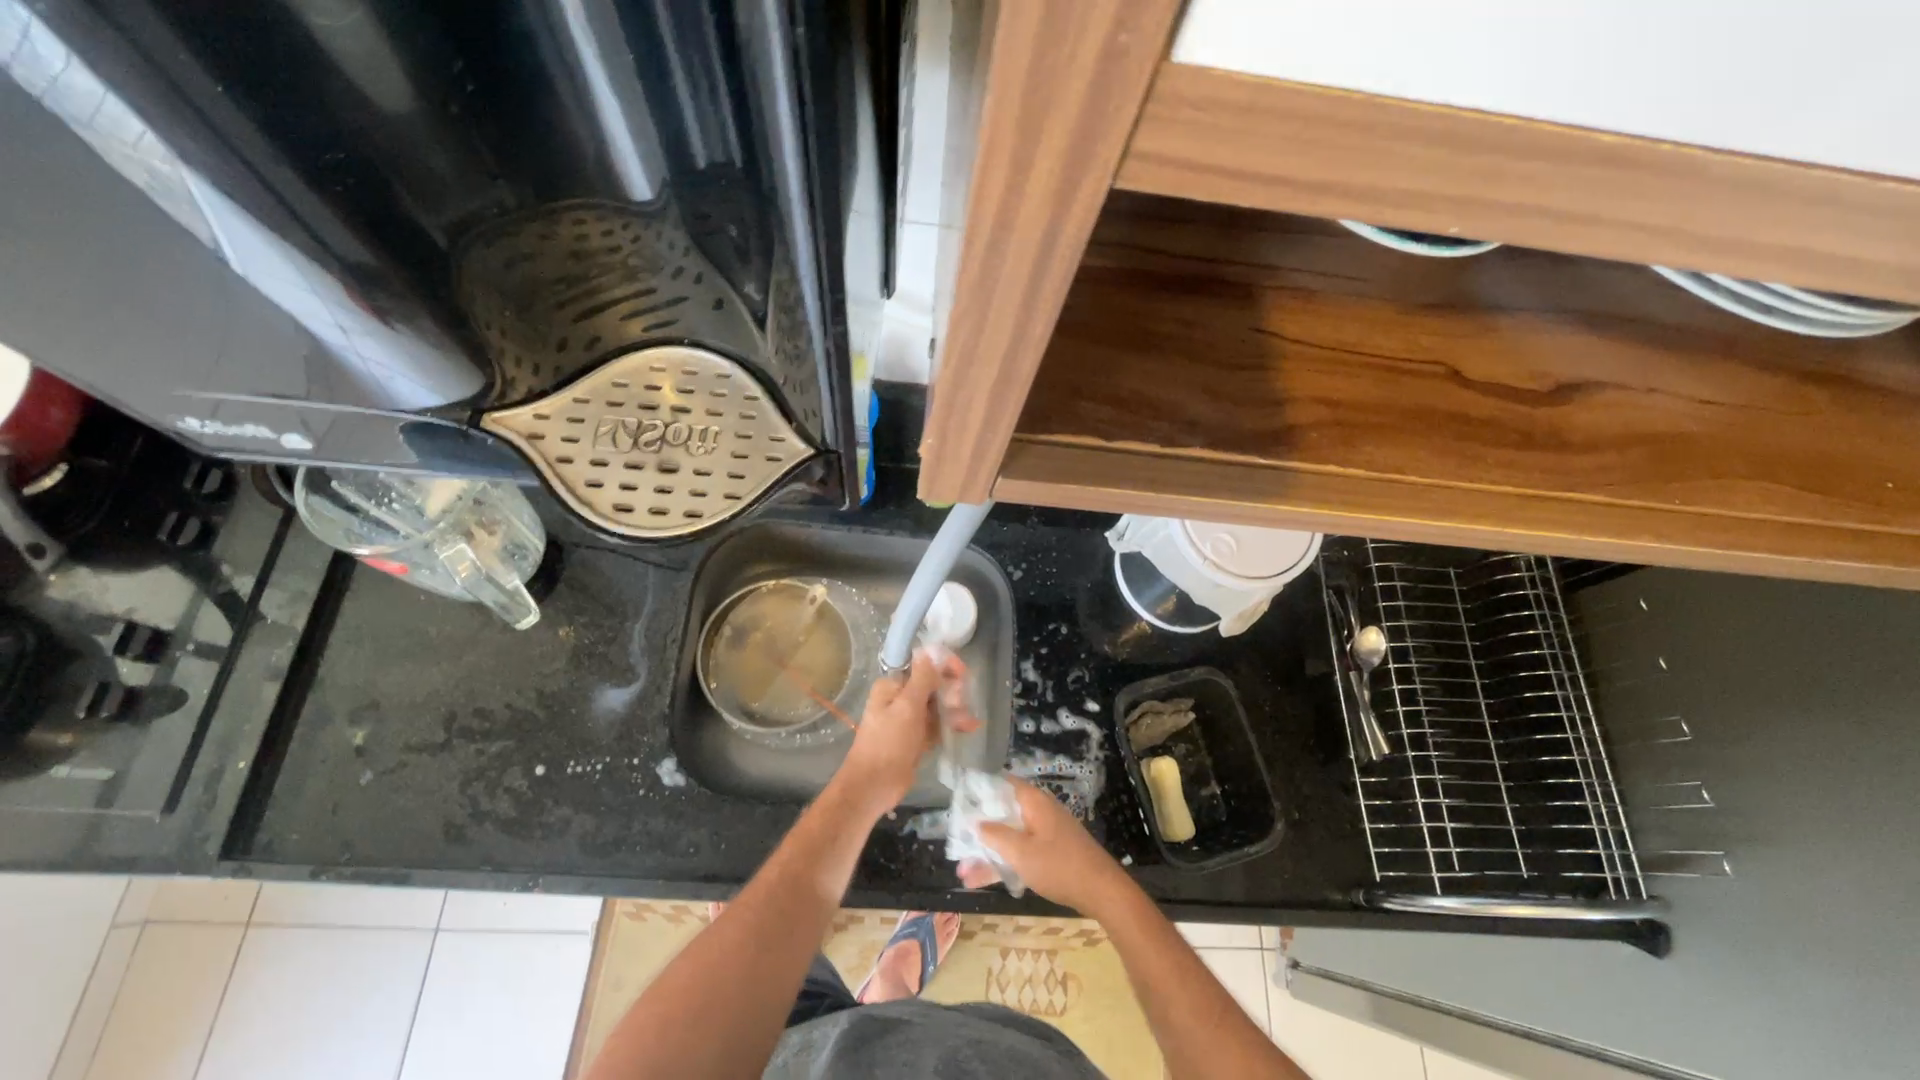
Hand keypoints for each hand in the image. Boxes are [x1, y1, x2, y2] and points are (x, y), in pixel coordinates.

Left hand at [836, 649, 977, 812]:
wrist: (874, 786)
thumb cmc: (889, 743)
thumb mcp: (907, 708)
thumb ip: (921, 679)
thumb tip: (929, 650)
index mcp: (892, 686)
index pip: (922, 666)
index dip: (943, 666)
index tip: (962, 673)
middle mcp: (899, 699)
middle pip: (933, 686)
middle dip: (951, 692)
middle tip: (962, 703)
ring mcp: (908, 720)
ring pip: (938, 707)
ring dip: (955, 710)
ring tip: (968, 722)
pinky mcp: (916, 739)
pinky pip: (937, 725)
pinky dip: (951, 725)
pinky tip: (968, 727)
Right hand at [971, 778, 1132, 914]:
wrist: (1102, 891)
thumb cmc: (1059, 866)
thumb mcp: (1021, 852)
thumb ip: (995, 835)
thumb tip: (975, 821)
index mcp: (1034, 803)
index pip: (1002, 783)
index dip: (979, 789)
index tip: (958, 799)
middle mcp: (1039, 813)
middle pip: (1003, 813)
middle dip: (979, 830)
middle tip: (955, 842)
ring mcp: (1045, 834)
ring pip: (1010, 837)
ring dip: (988, 853)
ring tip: (962, 872)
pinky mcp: (1050, 853)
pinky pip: (1020, 852)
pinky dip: (1004, 862)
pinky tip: (981, 880)